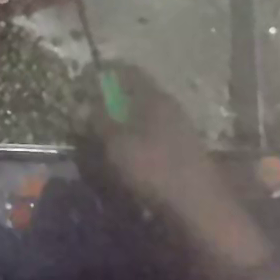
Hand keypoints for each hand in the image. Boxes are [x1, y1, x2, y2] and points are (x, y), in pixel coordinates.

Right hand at [89, 65, 271, 273]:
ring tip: (99, 141)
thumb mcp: (117, 144)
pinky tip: (122, 160)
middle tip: (87, 115)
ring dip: (121, 125)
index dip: (105, 73)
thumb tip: (81, 106)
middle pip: (136, 95)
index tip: (83, 82)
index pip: (128, 72)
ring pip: (144, 118)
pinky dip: (133, 144)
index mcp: (156, 98)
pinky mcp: (182, 155)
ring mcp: (179, 132)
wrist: (198, 208)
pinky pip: (151, 139)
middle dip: (110, 102)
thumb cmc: (154, 169)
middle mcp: (170, 108)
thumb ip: (98, 121)